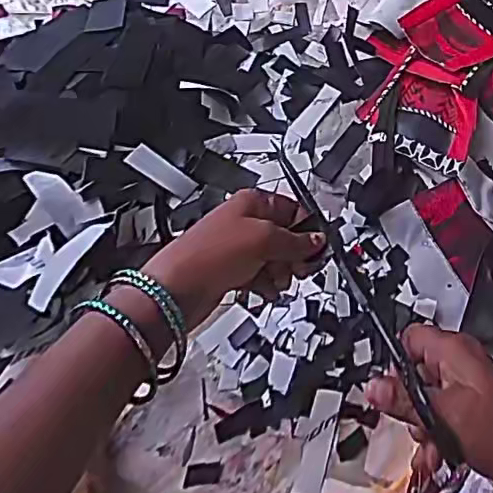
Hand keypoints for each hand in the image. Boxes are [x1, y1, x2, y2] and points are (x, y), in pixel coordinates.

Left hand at [142, 189, 323, 329]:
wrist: (174, 291)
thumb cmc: (207, 255)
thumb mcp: (264, 240)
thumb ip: (296, 241)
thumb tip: (316, 241)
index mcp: (252, 201)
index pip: (293, 208)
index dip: (308, 228)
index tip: (318, 247)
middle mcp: (244, 222)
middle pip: (285, 236)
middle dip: (294, 254)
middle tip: (297, 267)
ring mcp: (237, 248)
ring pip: (274, 258)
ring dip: (281, 272)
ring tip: (276, 281)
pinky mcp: (231, 272)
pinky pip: (260, 276)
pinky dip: (266, 284)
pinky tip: (264, 291)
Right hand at [365, 325, 492, 489]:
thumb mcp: (443, 416)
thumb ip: (405, 401)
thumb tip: (372, 386)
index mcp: (452, 350)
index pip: (409, 338)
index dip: (395, 364)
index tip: (391, 391)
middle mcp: (458, 359)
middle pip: (415, 371)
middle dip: (411, 404)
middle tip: (418, 426)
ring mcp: (465, 381)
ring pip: (427, 396)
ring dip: (424, 426)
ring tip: (432, 449)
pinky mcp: (471, 403)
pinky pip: (443, 411)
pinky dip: (438, 433)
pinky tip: (439, 456)